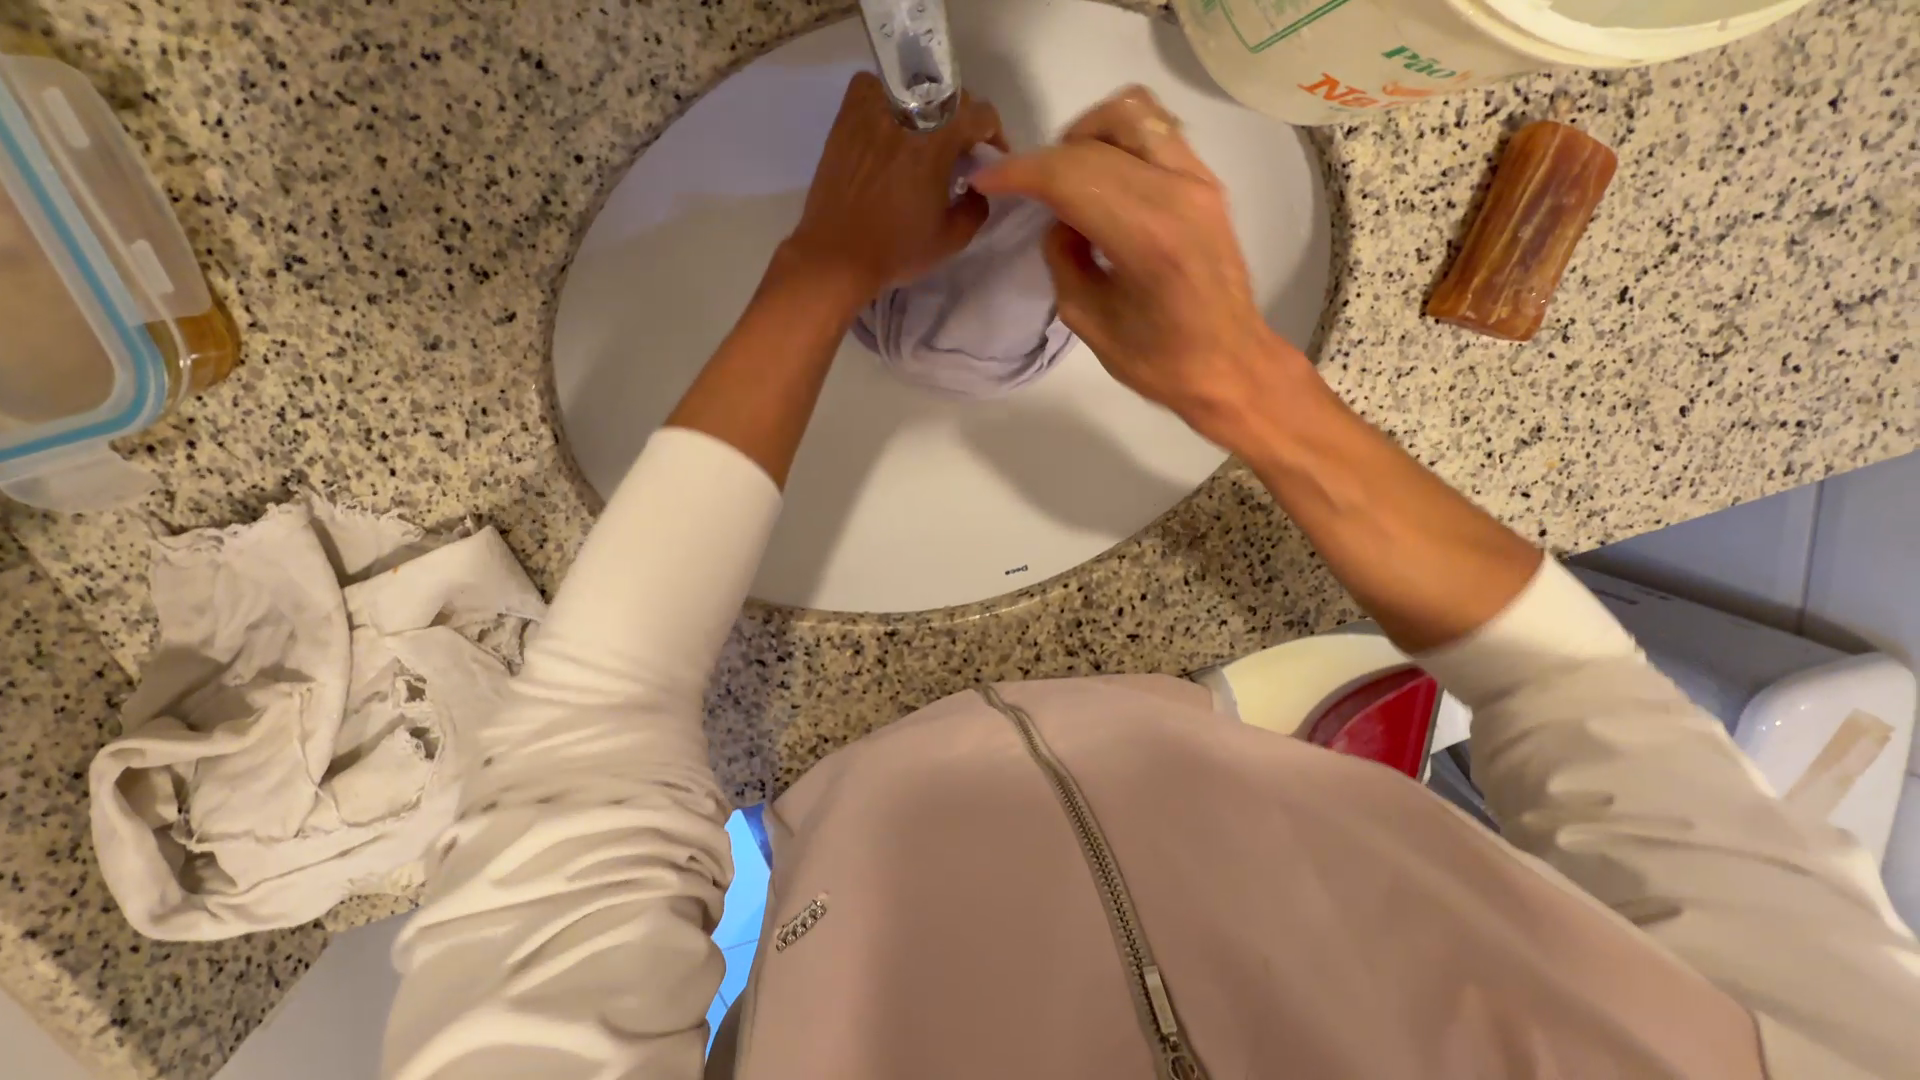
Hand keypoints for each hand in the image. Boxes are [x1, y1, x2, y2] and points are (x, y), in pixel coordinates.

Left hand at [782, 72, 1005, 307]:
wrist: (838, 254)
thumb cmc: (896, 249)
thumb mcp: (950, 238)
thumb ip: (977, 208)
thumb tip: (978, 188)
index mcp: (939, 138)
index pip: (981, 115)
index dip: (993, 136)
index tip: (989, 157)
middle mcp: (909, 112)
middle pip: (950, 98)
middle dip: (962, 122)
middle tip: (958, 152)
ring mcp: (874, 109)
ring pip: (914, 89)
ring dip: (928, 108)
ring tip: (924, 136)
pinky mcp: (848, 116)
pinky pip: (874, 87)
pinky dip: (887, 98)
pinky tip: (890, 124)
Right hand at [970, 87, 1319, 451]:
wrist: (1232, 365)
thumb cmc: (1159, 360)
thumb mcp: (1088, 319)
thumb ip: (1063, 259)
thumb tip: (1058, 220)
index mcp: (1146, 236)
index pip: (1069, 176)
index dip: (1019, 172)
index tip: (986, 178)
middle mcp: (1176, 192)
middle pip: (1092, 143)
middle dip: (1046, 160)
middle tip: (1025, 190)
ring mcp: (1198, 179)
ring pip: (1130, 114)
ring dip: (1085, 136)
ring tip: (1068, 176)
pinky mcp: (1207, 180)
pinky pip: (1156, 129)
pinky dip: (1117, 141)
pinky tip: (1103, 178)